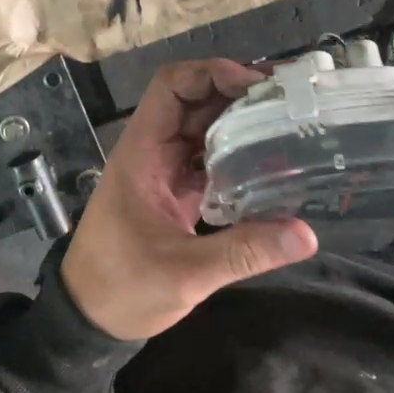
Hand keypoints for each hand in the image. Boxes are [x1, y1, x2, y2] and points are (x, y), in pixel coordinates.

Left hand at [62, 59, 319, 340]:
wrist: (87, 318)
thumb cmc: (122, 288)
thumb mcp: (184, 273)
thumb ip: (243, 251)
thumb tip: (306, 236)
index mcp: (141, 153)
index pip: (172, 86)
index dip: (212, 74)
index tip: (257, 86)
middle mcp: (152, 152)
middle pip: (195, 102)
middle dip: (238, 94)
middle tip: (290, 100)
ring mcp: (164, 172)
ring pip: (204, 128)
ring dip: (241, 121)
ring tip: (289, 122)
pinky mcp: (175, 193)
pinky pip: (209, 158)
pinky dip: (238, 153)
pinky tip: (272, 162)